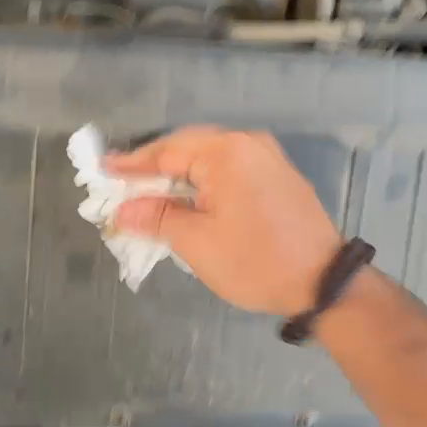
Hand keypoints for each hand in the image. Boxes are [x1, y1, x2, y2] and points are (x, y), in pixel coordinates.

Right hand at [106, 126, 343, 316]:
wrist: (325, 283)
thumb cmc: (256, 261)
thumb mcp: (197, 242)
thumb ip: (157, 218)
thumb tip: (123, 211)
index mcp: (226, 152)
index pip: (166, 151)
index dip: (132, 164)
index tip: (102, 169)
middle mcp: (247, 143)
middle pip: (188, 148)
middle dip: (154, 167)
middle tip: (121, 182)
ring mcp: (266, 157)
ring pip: (209, 157)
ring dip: (179, 174)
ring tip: (148, 191)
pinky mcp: (277, 175)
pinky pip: (229, 167)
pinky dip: (204, 179)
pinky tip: (188, 197)